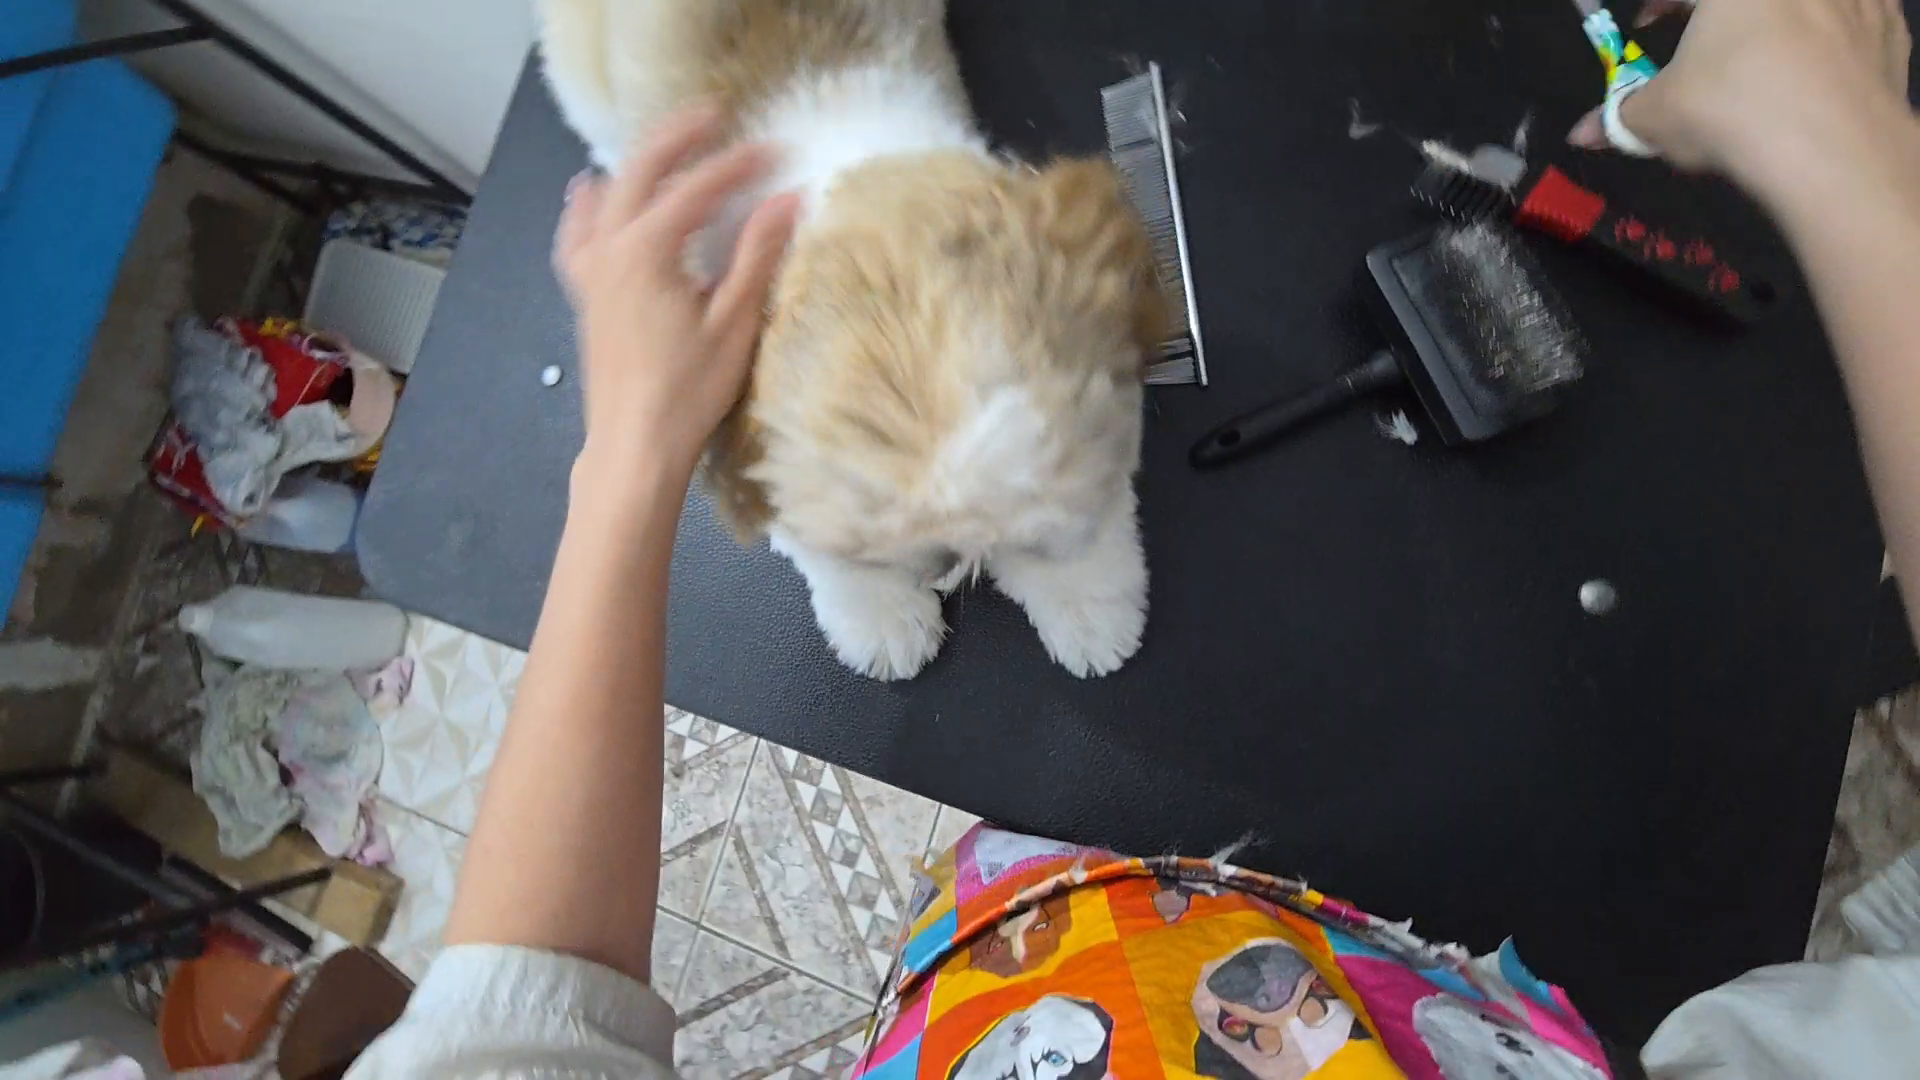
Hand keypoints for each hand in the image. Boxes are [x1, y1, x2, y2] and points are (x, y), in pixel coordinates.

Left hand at [554, 105, 800, 486]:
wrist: (635, 442)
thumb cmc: (688, 390)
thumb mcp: (733, 323)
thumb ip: (756, 257)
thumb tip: (788, 202)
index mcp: (649, 250)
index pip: (698, 189)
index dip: (738, 166)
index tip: (775, 151)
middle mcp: (610, 248)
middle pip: (641, 171)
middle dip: (679, 138)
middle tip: (714, 117)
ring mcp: (591, 271)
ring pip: (606, 195)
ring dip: (637, 164)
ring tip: (663, 148)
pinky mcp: (587, 295)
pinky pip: (578, 234)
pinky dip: (587, 206)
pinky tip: (589, 194)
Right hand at [1568, 0, 1911, 181]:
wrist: (1826, 140)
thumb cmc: (1722, 108)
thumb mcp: (1648, 118)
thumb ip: (1615, 117)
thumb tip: (1580, 133)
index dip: (1659, 4)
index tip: (1646, 25)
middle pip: (1743, 1)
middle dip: (1718, 17)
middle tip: (1699, 46)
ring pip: (1797, 9)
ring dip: (1770, 27)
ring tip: (1750, 69)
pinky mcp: (1890, 22)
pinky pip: (1844, 22)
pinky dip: (1818, 43)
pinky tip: (1798, 82)